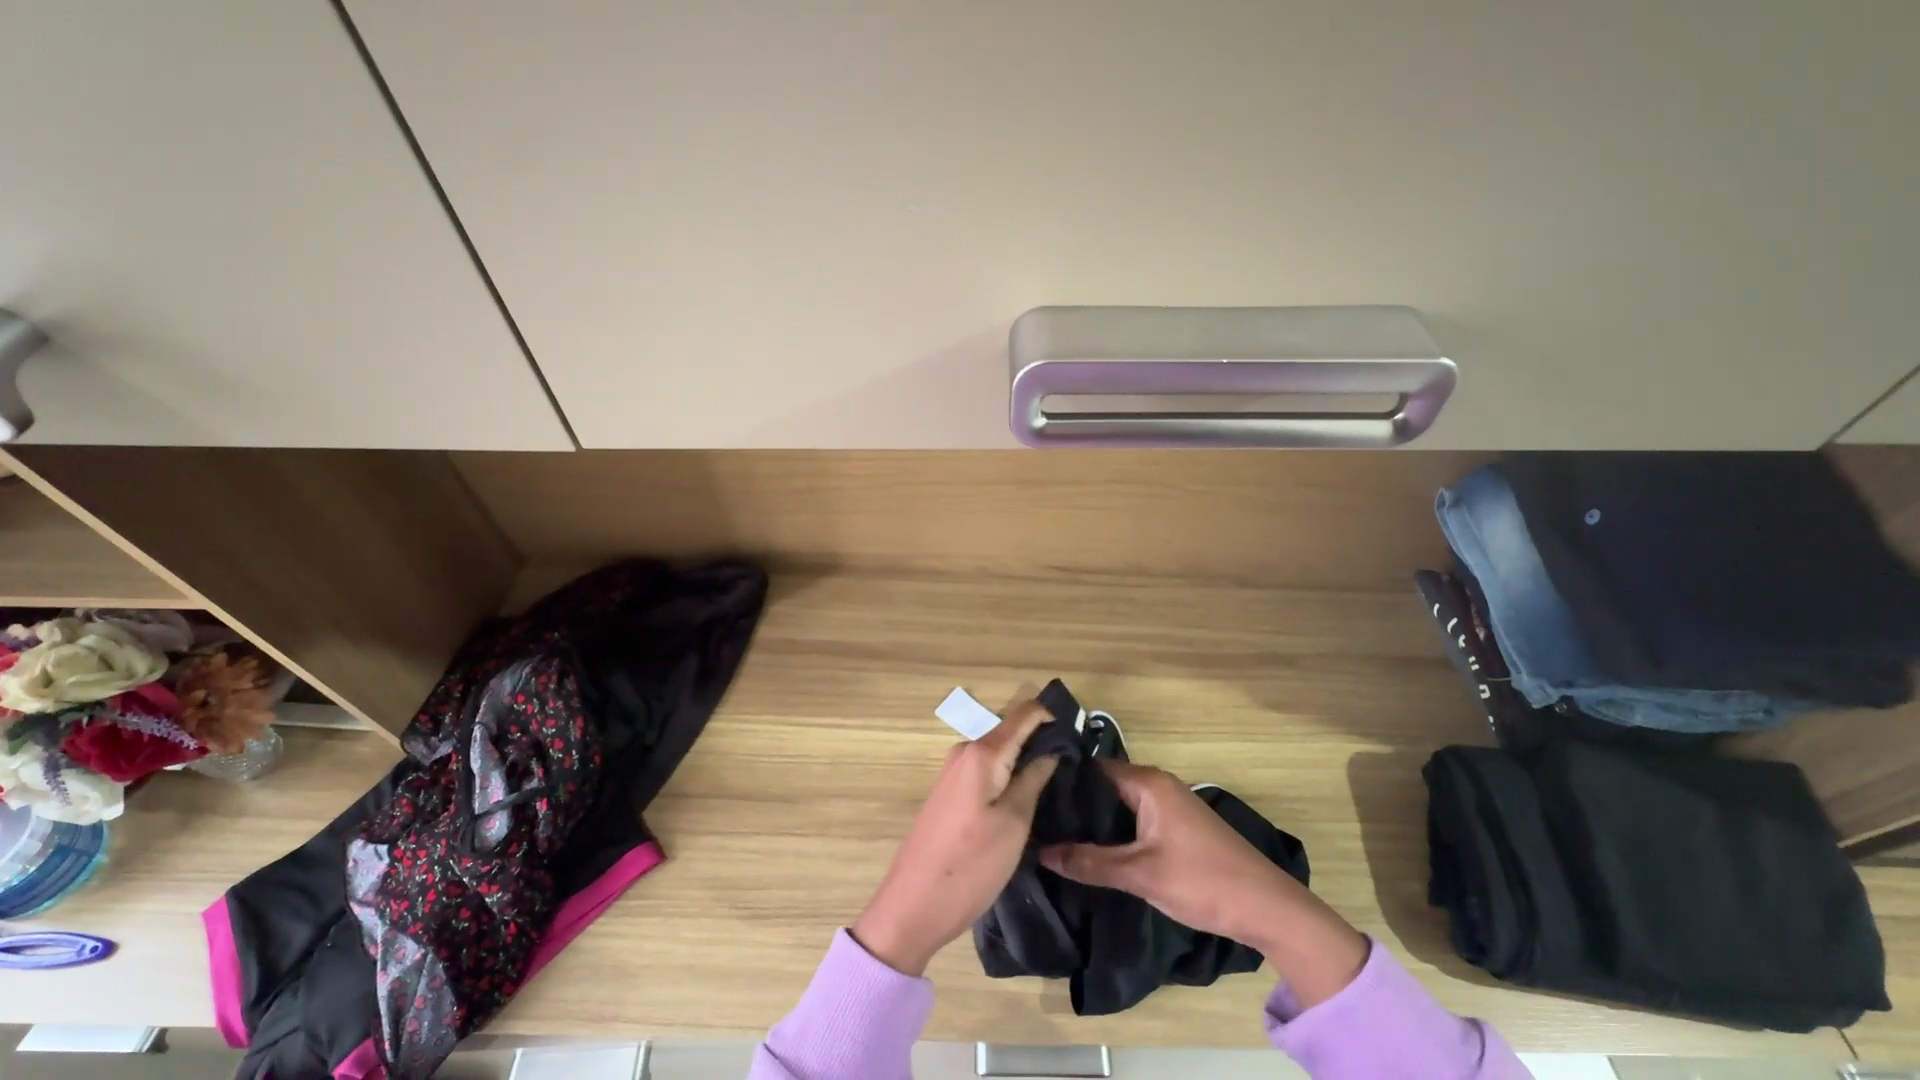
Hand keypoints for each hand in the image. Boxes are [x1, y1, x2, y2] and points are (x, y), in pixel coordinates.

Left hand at [851, 702, 1059, 975]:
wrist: (913, 906)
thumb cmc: (970, 865)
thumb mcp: (1014, 823)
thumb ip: (1034, 779)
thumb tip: (1052, 749)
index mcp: (982, 752)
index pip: (1025, 713)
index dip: (1054, 718)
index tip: (1082, 735)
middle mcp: (964, 752)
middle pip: (1012, 732)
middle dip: (1043, 743)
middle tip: (1076, 768)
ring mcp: (953, 773)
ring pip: (1000, 755)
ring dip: (1026, 763)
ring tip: (1058, 787)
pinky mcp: (949, 794)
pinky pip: (987, 772)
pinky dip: (1008, 779)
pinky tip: (1026, 802)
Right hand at [1039, 760, 1367, 1006]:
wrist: (1266, 907)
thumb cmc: (1202, 881)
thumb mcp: (1140, 874)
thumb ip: (1089, 862)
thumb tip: (1040, 851)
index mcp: (1148, 783)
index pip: (1091, 769)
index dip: (1059, 781)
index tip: (1027, 796)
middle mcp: (1157, 786)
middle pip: (1102, 787)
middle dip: (1071, 805)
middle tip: (1032, 821)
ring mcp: (1168, 808)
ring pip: (1117, 807)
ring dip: (1091, 822)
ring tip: (1050, 837)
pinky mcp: (1175, 829)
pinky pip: (1131, 821)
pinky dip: (1110, 833)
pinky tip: (1088, 852)